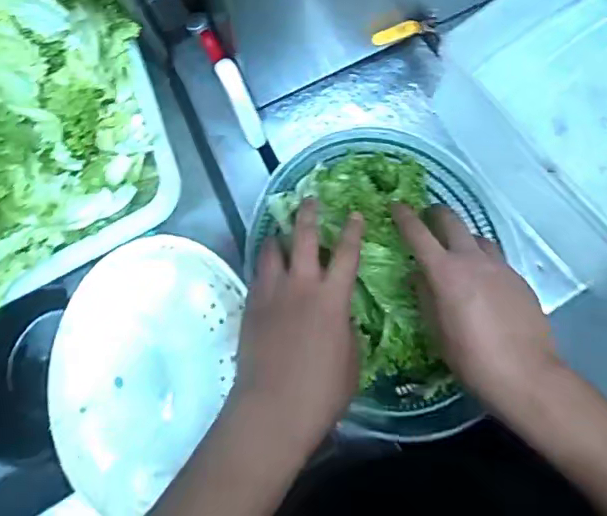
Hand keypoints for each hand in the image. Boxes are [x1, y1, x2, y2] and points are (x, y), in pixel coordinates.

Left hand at [225, 198, 364, 456]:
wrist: (272, 406)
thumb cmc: (321, 393)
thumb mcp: (351, 362)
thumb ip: (346, 328)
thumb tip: (339, 314)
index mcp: (332, 298)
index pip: (346, 254)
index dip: (352, 231)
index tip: (354, 214)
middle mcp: (301, 285)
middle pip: (304, 236)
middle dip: (308, 214)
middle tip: (310, 199)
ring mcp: (272, 291)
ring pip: (272, 247)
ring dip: (279, 236)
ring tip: (281, 233)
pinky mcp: (252, 302)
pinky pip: (259, 272)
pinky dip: (266, 264)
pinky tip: (268, 269)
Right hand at [392, 202, 562, 406]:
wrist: (529, 377)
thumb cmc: (473, 359)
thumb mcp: (437, 332)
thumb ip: (425, 296)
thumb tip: (418, 275)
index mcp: (444, 271)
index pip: (417, 232)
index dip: (403, 216)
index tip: (395, 205)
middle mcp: (471, 259)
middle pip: (451, 220)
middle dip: (435, 214)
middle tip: (428, 219)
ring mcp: (499, 267)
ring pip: (477, 237)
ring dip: (463, 237)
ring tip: (459, 252)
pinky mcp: (519, 279)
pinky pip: (496, 259)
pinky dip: (484, 261)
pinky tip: (486, 283)